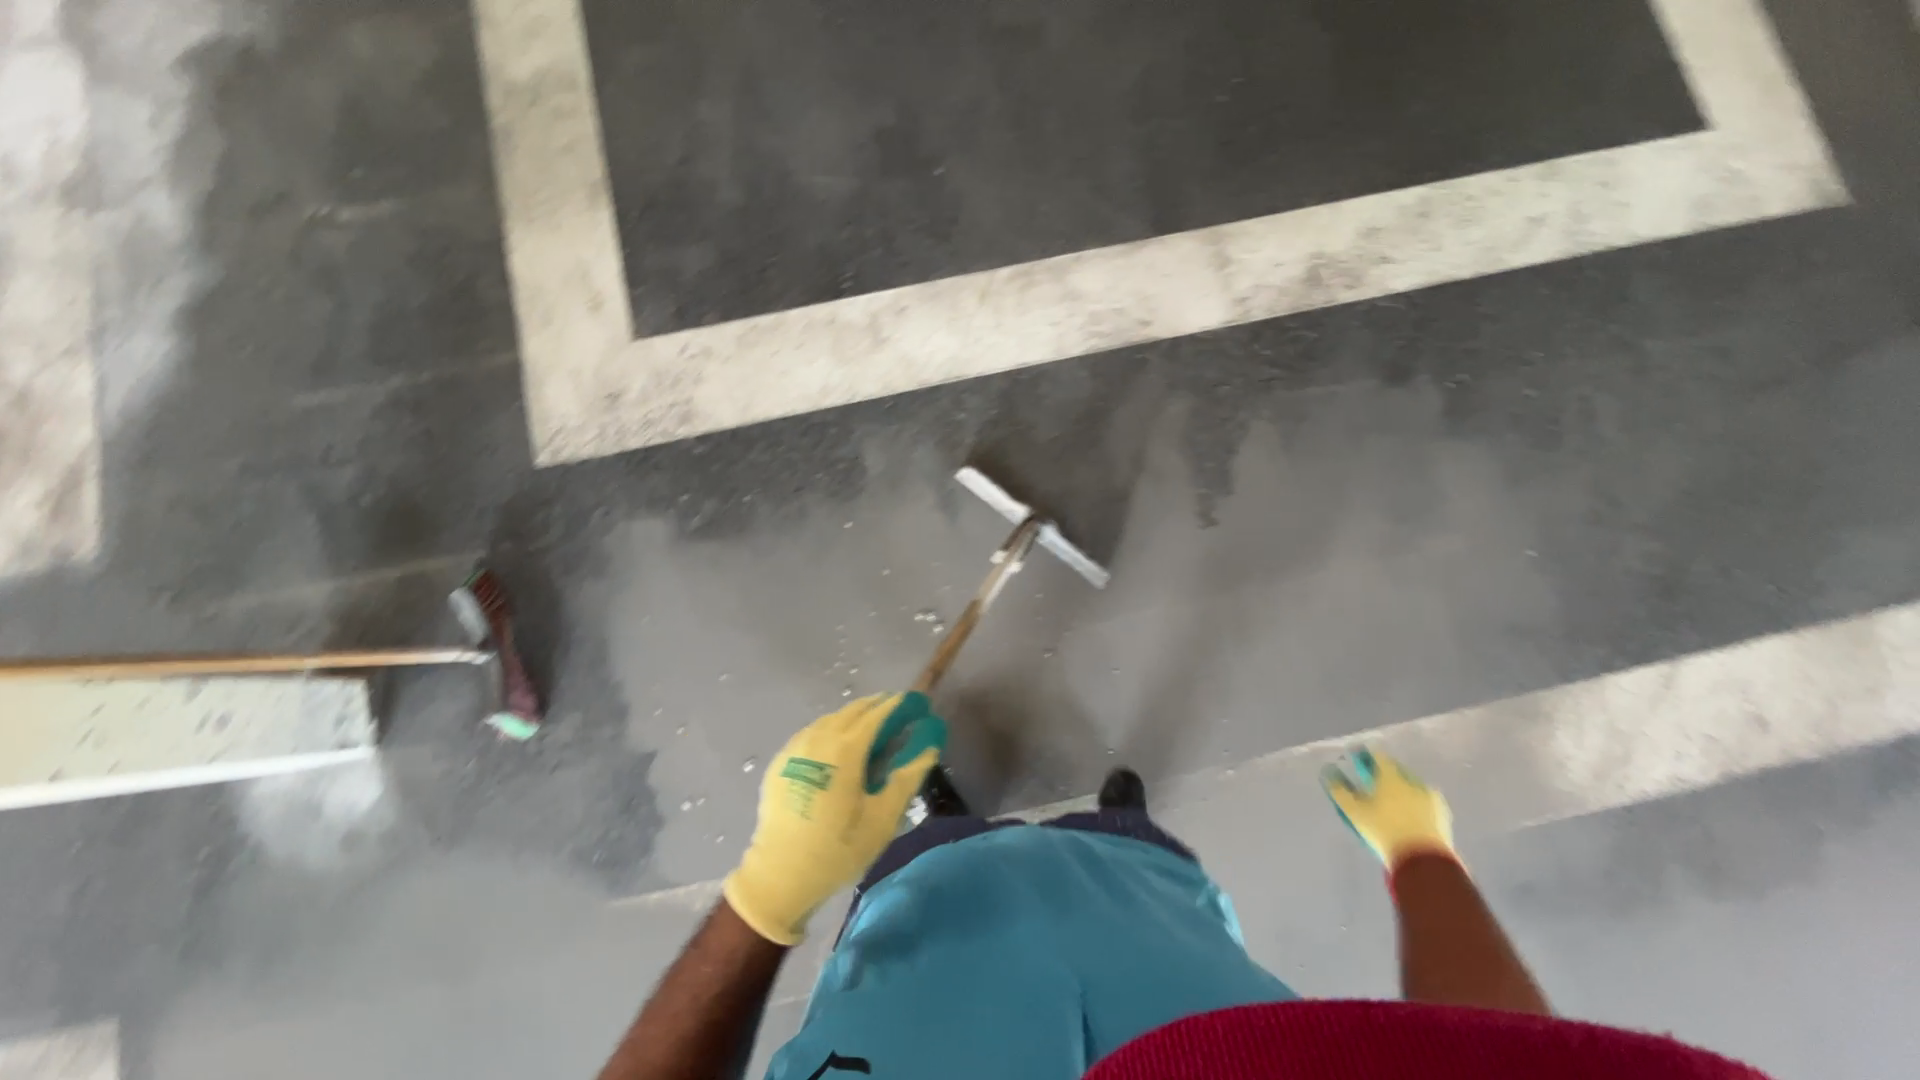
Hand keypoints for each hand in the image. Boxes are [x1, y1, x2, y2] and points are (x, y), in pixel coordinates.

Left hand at [722, 692, 945, 944]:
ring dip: (851, 716)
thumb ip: (907, 778)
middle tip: (896, 710)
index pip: (876, 715)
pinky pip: (810, 733)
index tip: (915, 702)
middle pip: (851, 711)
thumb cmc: (837, 850)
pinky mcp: (780, 762)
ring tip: (870, 725)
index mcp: (844, 750)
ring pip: (828, 720)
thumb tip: (929, 747)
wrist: (780, 876)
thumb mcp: (882, 819)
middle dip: (875, 706)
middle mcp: (818, 740)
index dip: (897, 705)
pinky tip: (836, 744)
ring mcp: (795, 749)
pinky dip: (829, 729)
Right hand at [1322, 747, 1454, 869]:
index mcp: (1391, 777)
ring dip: (1400, 787)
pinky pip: (1424, 800)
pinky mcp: (1442, 814)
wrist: (1423, 860)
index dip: (1365, 755)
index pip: (1378, 757)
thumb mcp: (1354, 812)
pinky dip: (1414, 801)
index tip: (1355, 756)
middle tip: (1372, 778)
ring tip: (1390, 797)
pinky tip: (1408, 812)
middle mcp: (1412, 781)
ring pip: (1411, 785)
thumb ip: (1339, 790)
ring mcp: (1430, 797)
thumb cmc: (1383, 831)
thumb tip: (1328, 772)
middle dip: (1383, 771)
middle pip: (1396, 770)